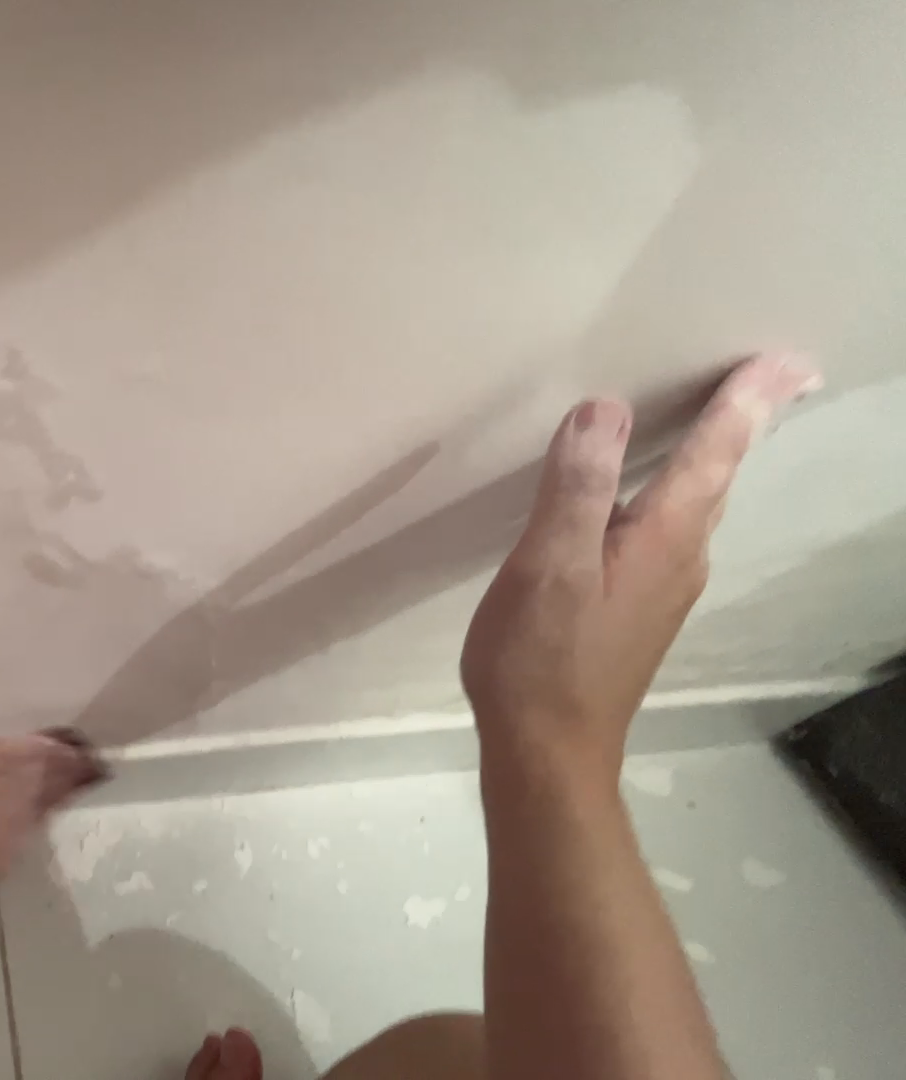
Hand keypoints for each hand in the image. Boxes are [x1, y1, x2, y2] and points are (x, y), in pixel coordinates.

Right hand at [460, 354, 820, 788]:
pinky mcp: (630, 608)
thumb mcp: (548, 565)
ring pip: (689, 507)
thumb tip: (601, 412)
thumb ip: (575, 490)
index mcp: (661, 540)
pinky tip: (638, 503)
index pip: (711, 456)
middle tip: (764, 379)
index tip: (780, 360)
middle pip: (715, 479)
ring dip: (706, 460)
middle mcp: (676, 559)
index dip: (741, 405)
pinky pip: (659, 533)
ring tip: (709, 427)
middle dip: (741, 426)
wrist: (547, 741)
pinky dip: (666, 497)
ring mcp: (656, 588)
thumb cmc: (540, 654)